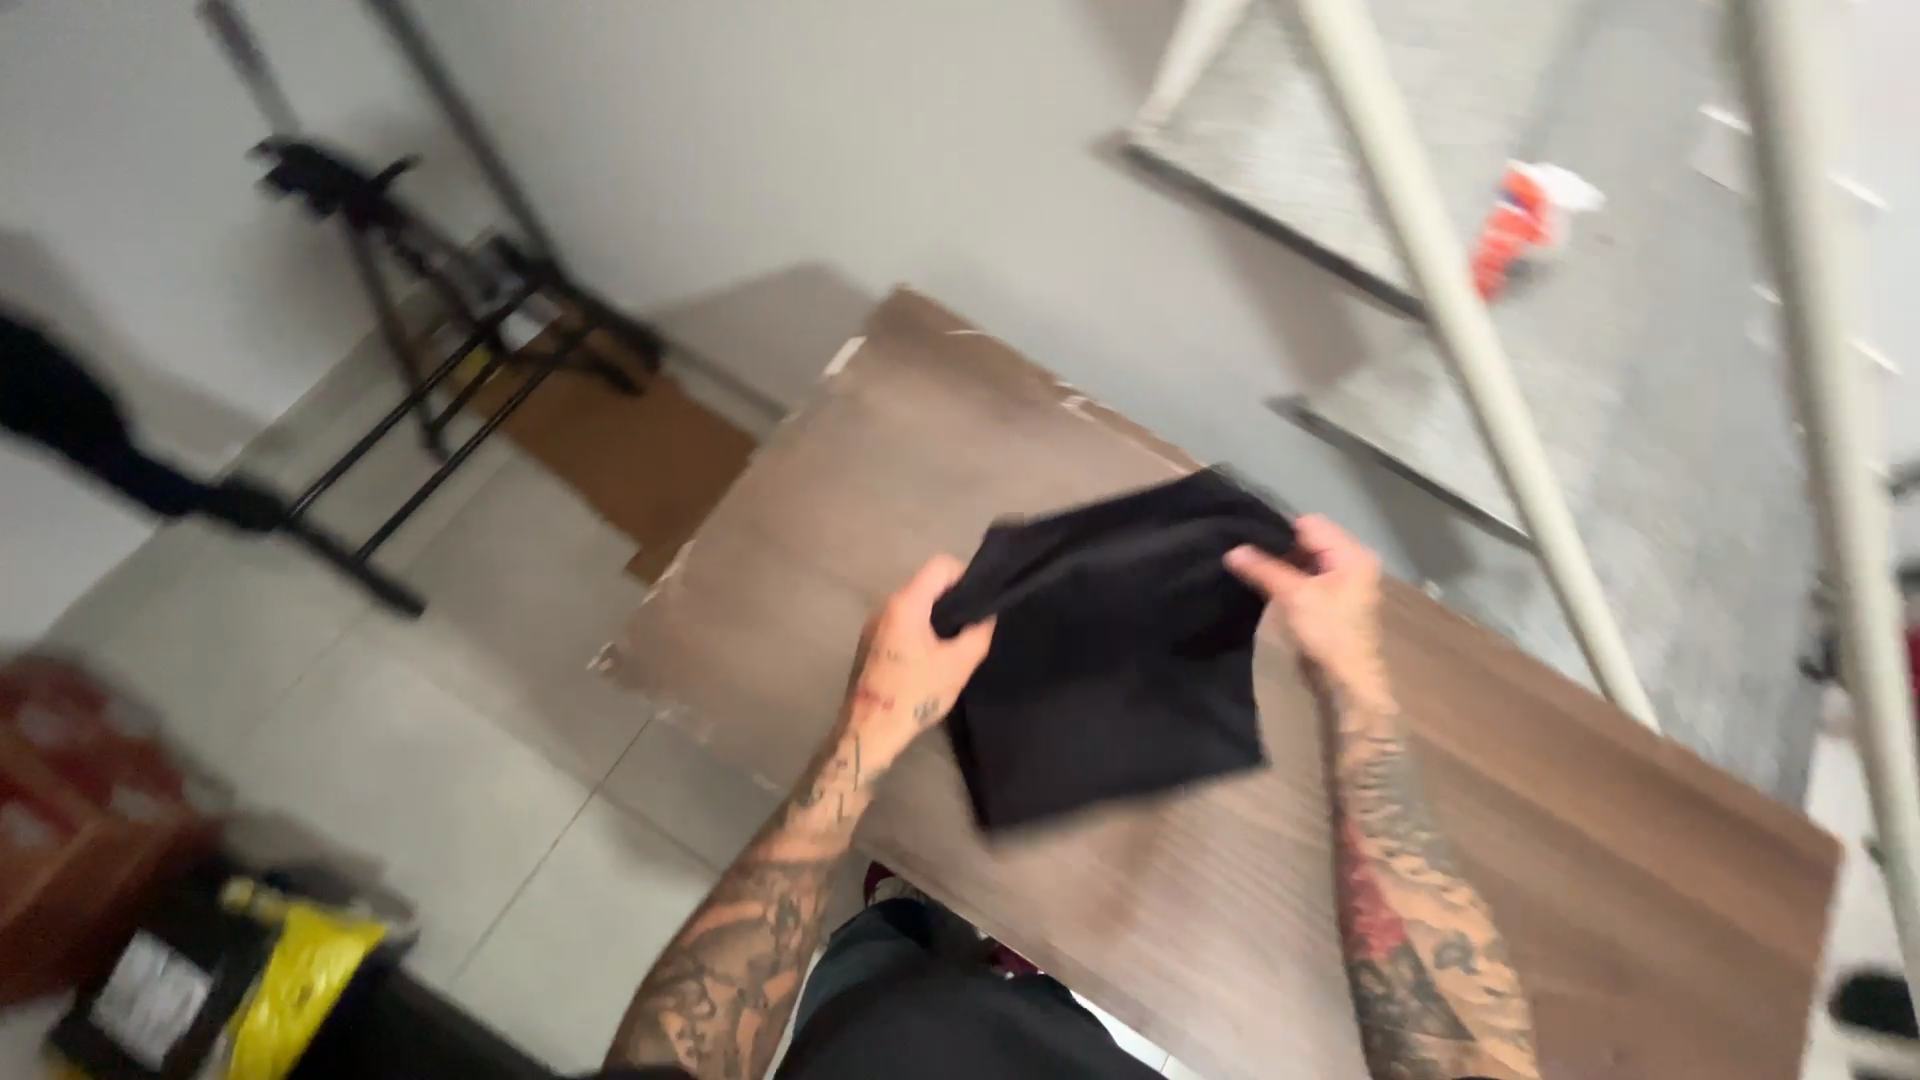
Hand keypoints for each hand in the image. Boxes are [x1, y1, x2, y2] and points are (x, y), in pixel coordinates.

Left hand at [843, 555, 995, 765]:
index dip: (966, 575)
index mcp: (906, 603)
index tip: (980, 599)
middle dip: (952, 599)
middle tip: (972, 623)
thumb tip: (986, 615)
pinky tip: (929, 657)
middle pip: (926, 585)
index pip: (940, 565)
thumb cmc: (915, 694)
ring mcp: (873, 624)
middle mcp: (886, 605)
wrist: (869, 730)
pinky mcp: (869, 642)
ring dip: (935, 617)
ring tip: (953, 643)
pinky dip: (918, 630)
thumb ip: (979, 632)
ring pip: (913, 605)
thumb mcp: (959, 664)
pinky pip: (900, 623)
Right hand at [1224, 515, 1392, 708]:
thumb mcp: (1292, 596)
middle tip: (1248, 555)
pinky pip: (1308, 573)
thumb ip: (1262, 569)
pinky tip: (1268, 582)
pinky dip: (1290, 575)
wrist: (1347, 679)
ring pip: (1306, 557)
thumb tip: (1232, 550)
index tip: (1249, 540)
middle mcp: (1353, 560)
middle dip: (1280, 546)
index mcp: (1352, 554)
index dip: (1280, 531)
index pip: (1310, 524)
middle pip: (1309, 539)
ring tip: (1253, 568)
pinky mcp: (1334, 595)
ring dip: (1283, 562)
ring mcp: (1345, 579)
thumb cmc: (1327, 633)